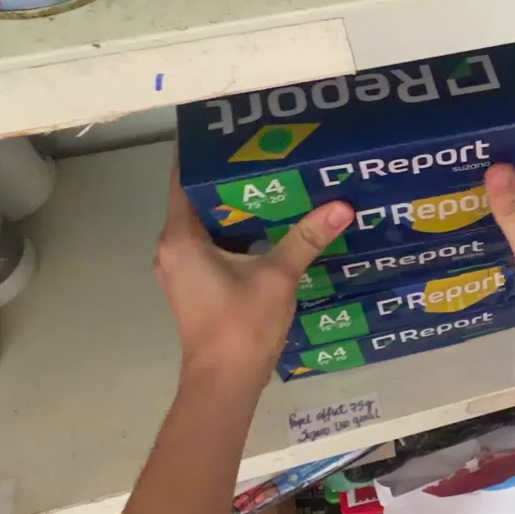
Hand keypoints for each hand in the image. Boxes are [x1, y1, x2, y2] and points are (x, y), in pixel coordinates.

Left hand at [154, 161, 351, 379]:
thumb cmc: (241, 325)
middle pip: (197, 199)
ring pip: (206, 224)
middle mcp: (173, 249)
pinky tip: (269, 228)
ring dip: (234, 206)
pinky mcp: (197, 286)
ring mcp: (182, 269)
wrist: (225, 382)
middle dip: (229, 177)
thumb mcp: (279, 276)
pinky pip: (212, 245)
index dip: (202, 153)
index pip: (183, 179)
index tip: (229, 131)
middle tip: (265, 153)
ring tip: (272, 183)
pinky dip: (236, 232)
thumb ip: (307, 238)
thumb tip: (341, 206)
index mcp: (181, 238)